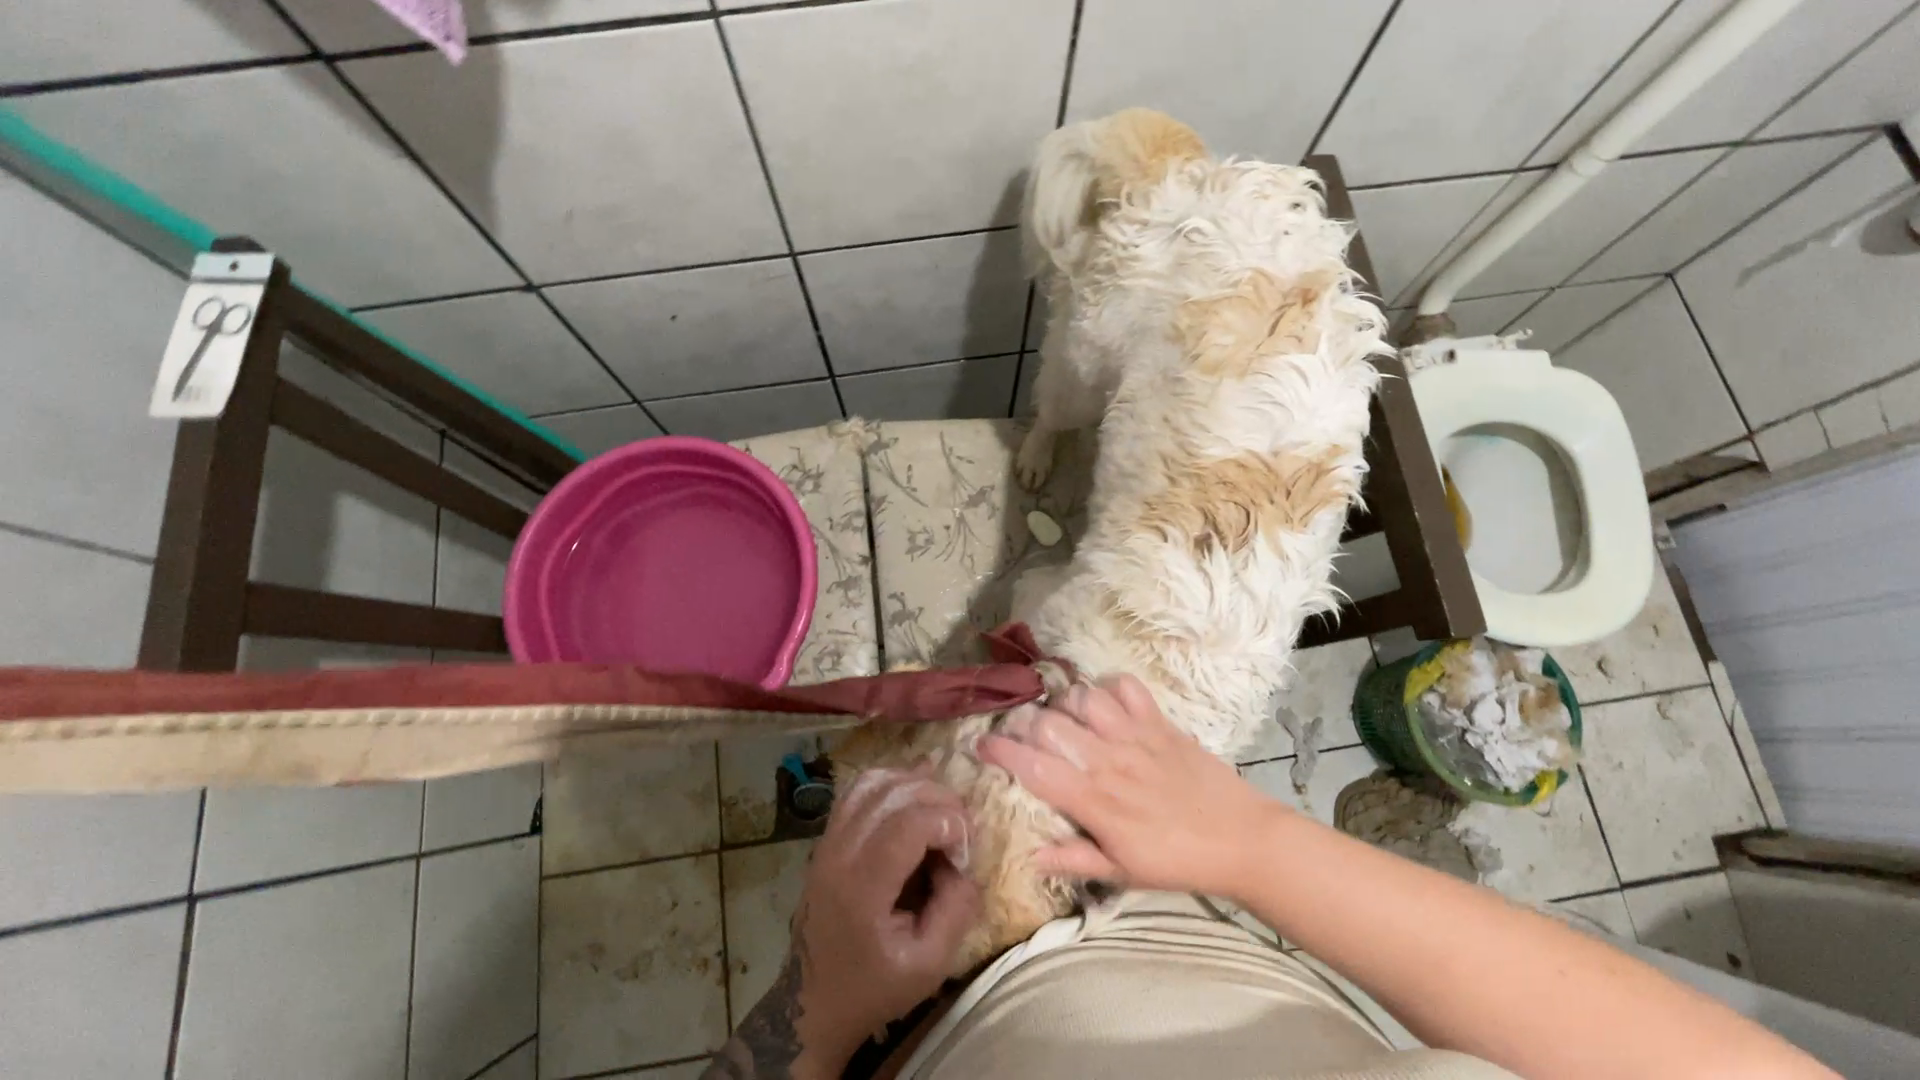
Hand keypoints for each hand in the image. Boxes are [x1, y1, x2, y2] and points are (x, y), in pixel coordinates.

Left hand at [786, 765, 979, 1065]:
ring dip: (916, 786)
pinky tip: (915, 800)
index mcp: (861, 886)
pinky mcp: (827, 839)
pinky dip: (892, 785)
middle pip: (894, 792)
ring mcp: (827, 841)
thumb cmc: (874, 987)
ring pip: (874, 781)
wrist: (814, 1000)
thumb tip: (965, 862)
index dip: (949, 823)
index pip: (909, 822)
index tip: (964, 854)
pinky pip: (858, 791)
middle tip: (961, 835)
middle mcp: (839, 852)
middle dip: (940, 800)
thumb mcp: (930, 964)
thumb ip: (956, 908)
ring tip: (942, 814)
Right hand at [977, 675, 1289, 899]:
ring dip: (1065, 704)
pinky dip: (1109, 688)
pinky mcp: (1161, 723)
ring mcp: (1136, 736)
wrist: (1242, 840)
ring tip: (1066, 719)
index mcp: (1094, 801)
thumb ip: (1074, 858)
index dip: (1001, 751)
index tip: (982, 745)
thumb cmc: (1177, 861)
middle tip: (1025, 735)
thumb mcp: (1123, 872)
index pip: (1034, 767)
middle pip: (1050, 723)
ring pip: (1083, 698)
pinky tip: (1106, 705)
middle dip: (1026, 723)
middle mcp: (1109, 761)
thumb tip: (1028, 855)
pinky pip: (1127, 688)